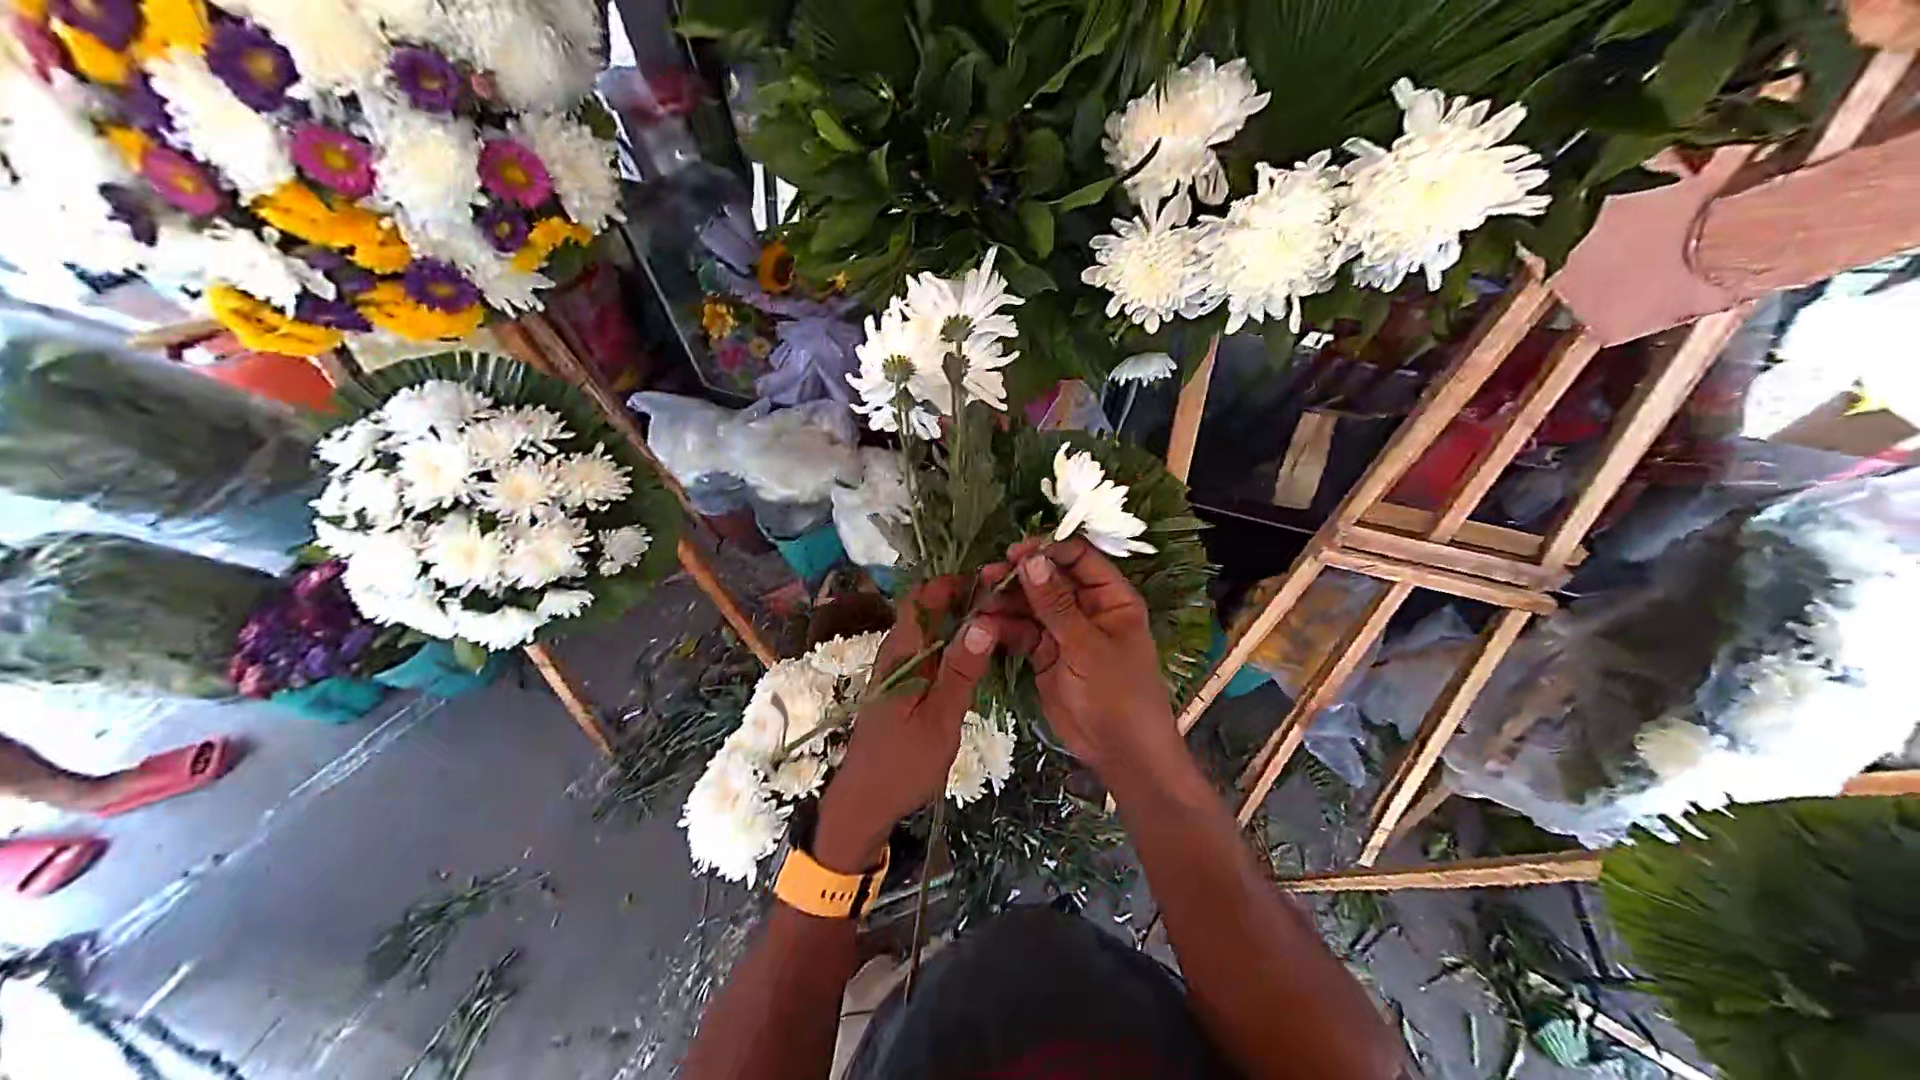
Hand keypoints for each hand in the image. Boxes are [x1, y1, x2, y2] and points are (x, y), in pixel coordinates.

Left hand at [814, 577, 997, 871]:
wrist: (866, 802)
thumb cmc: (902, 764)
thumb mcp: (940, 719)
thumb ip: (962, 671)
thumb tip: (984, 622)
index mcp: (901, 655)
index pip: (920, 599)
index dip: (951, 584)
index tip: (990, 584)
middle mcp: (896, 654)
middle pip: (927, 611)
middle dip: (963, 601)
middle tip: (1005, 605)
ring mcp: (899, 670)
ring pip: (930, 632)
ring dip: (960, 623)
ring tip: (1001, 625)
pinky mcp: (905, 687)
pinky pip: (931, 653)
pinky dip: (955, 646)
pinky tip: (981, 656)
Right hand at [979, 537, 1181, 783]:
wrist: (1120, 753)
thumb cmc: (1118, 695)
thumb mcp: (1088, 647)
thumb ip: (1057, 604)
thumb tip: (1031, 560)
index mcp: (1111, 598)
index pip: (1079, 559)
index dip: (1048, 551)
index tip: (1016, 553)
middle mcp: (1087, 608)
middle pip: (1050, 579)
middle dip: (1020, 576)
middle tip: (988, 576)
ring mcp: (1064, 631)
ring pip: (1031, 605)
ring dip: (1006, 601)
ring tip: (979, 600)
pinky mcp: (1045, 654)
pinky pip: (1022, 631)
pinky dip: (1003, 628)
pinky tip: (983, 625)